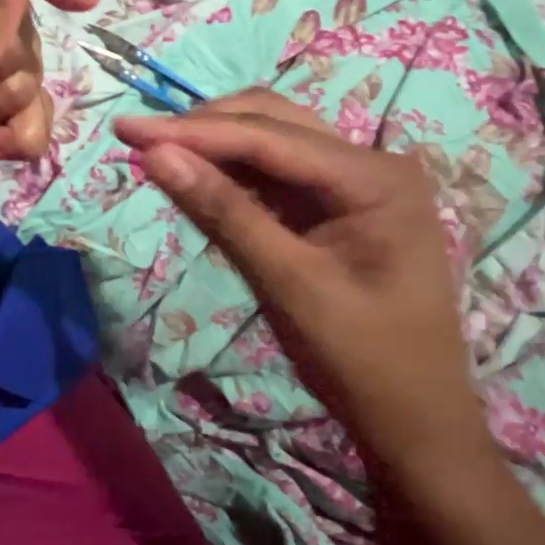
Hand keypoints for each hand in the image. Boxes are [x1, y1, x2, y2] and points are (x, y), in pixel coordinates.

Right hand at [114, 90, 483, 460]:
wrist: (417, 424)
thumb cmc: (362, 358)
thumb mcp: (288, 283)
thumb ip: (223, 211)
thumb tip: (155, 155)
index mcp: (376, 178)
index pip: (268, 136)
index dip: (193, 130)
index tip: (127, 128)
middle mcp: (372, 163)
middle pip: (271, 120)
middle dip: (201, 126)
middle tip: (135, 137)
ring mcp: (357, 181)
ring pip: (271, 135)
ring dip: (214, 140)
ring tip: (155, 149)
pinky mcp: (337, 202)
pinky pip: (275, 168)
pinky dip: (231, 167)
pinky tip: (194, 172)